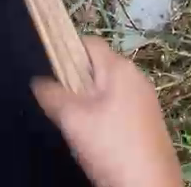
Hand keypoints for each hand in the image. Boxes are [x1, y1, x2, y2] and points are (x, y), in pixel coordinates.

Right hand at [33, 37, 183, 186]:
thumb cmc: (111, 147)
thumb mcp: (72, 119)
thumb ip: (51, 94)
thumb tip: (38, 81)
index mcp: (120, 66)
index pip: (87, 43)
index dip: (66, 52)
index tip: (54, 76)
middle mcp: (137, 76)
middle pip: (97, 67)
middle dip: (78, 83)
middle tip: (66, 108)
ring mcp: (148, 100)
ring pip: (108, 90)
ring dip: (91, 104)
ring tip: (82, 128)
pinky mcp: (152, 123)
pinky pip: (122, 108)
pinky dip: (107, 118)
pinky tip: (102, 142)